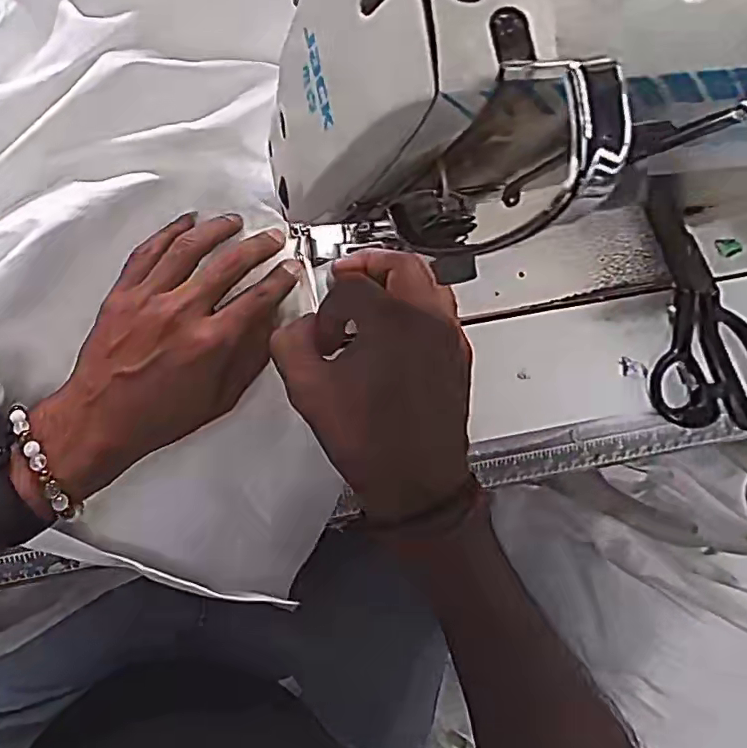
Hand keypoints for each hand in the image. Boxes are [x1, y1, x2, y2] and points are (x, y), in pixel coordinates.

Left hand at [27, 213, 302, 499]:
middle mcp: (180, 314)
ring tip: (232, 222)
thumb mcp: (217, 399)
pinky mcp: (122, 294)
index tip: (288, 269)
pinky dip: (168, 232)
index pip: (257, 297)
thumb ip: (248, 359)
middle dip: (258, 246)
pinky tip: (184, 224)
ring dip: (216, 229)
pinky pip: (147, 251)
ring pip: (188, 247)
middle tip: (270, 239)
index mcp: (208, 342)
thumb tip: (268, 326)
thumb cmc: (153, 416)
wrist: (99, 418)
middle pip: (229, 263)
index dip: (280, 279)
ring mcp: (148, 299)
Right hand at [270, 249, 476, 524]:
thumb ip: (290, 344)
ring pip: (428, 283)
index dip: (328, 306)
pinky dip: (414, 307)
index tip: (321, 331)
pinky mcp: (456, 357)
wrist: (415, 482)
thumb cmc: (374, 444)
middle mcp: (428, 322)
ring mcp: (448, 339)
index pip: (353, 286)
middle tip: (346, 274)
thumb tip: (296, 328)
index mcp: (393, 322)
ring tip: (370, 296)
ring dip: (396, 281)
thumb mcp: (308, 390)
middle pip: (402, 265)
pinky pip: (439, 312)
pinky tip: (392, 332)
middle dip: (368, 265)